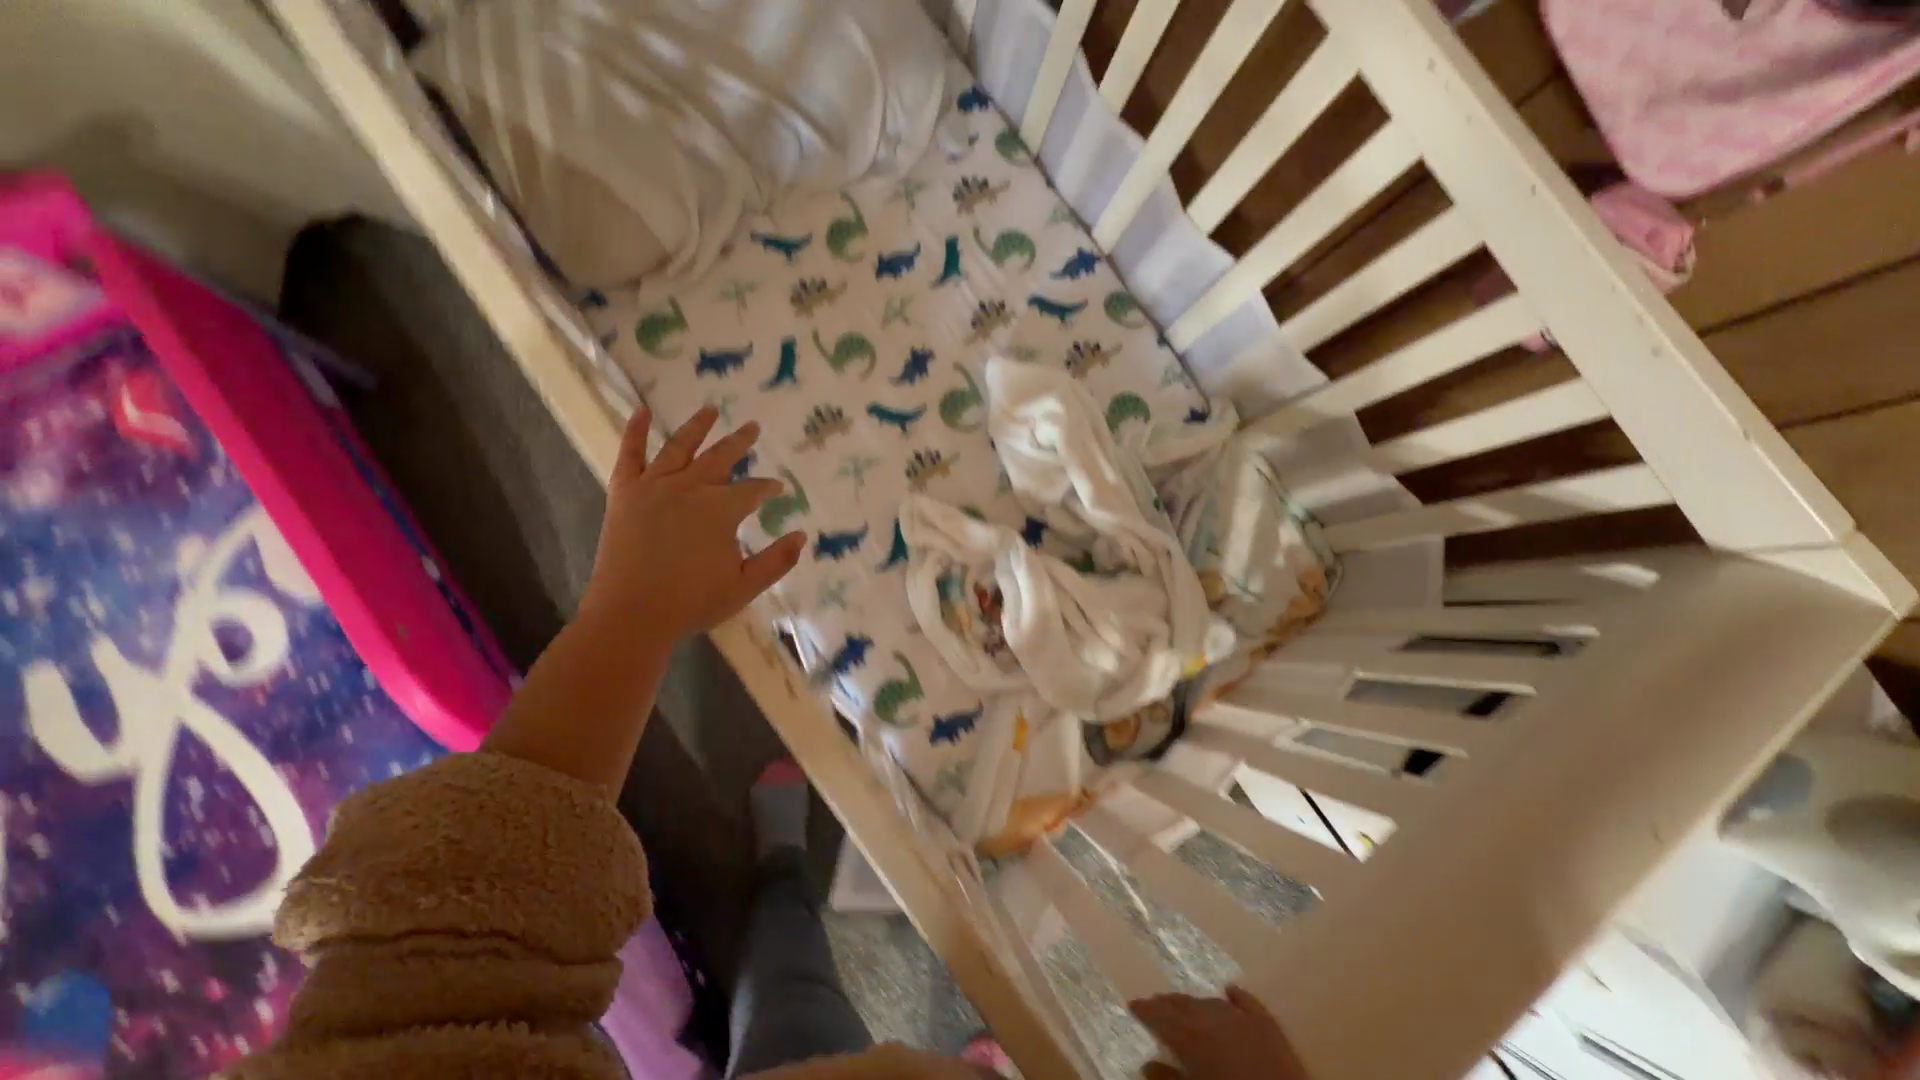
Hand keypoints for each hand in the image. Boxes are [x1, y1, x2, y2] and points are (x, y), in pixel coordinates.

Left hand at [579, 405, 804, 646]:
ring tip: (710, 409)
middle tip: (753, 427)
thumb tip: (801, 535)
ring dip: (698, 426)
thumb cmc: (692, 603)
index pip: (754, 490)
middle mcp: (690, 487)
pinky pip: (629, 454)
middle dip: (740, 442)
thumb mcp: (745, 586)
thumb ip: (777, 560)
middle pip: (720, 457)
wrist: (632, 614)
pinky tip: (641, 410)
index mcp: (722, 509)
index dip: (769, 488)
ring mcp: (654, 486)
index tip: (778, 489)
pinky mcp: (624, 493)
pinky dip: (635, 431)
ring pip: (679, 446)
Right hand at [1130, 986, 1308, 1079]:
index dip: (1145, 1009)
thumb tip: (1147, 1064)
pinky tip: (1228, 991)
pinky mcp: (1268, 1025)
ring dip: (1195, 1003)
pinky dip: (1235, 996)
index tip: (1133, 1005)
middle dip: (1167, 1004)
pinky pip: (1247, 1002)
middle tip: (1154, 1005)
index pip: (1160, 1016)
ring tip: (1185, 1006)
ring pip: (1211, 1002)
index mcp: (1191, 1038)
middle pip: (1184, 1004)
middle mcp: (1213, 1019)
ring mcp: (1243, 1019)